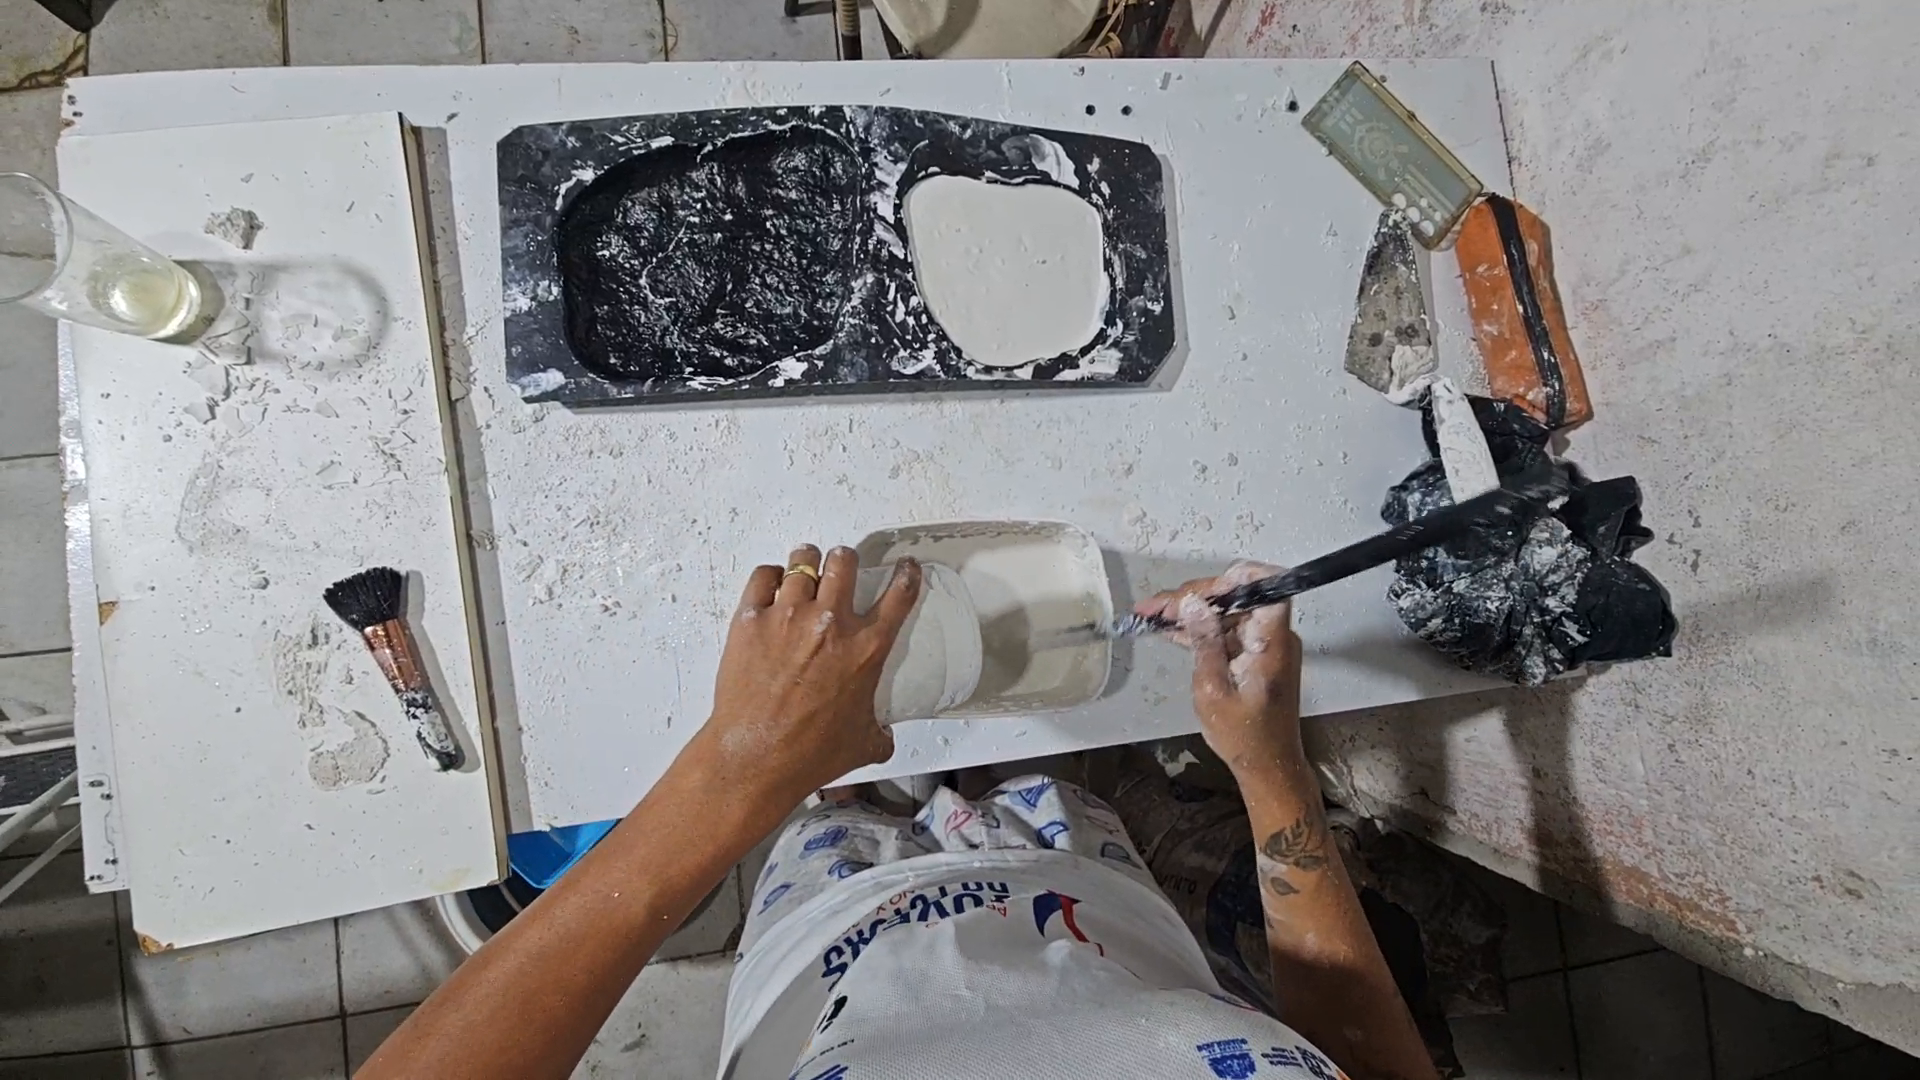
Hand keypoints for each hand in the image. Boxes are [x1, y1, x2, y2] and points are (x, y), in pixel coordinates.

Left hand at [698, 544, 920, 801]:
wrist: (756, 759)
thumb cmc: (807, 753)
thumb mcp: (863, 744)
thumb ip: (880, 732)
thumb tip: (883, 737)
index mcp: (866, 649)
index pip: (899, 595)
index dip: (906, 574)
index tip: (905, 567)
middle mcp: (831, 624)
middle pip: (845, 561)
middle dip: (845, 560)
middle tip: (841, 568)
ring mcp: (789, 617)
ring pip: (803, 561)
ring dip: (807, 562)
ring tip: (805, 568)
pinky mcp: (752, 619)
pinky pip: (764, 576)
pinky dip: (771, 577)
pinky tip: (773, 585)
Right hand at [1135, 561, 1303, 773]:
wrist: (1265, 764)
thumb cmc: (1242, 734)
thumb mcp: (1213, 688)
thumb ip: (1204, 641)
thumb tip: (1192, 602)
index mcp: (1270, 641)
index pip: (1268, 586)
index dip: (1234, 577)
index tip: (1196, 590)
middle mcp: (1272, 635)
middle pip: (1236, 596)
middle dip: (1194, 596)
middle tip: (1155, 606)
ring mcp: (1262, 643)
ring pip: (1225, 611)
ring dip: (1189, 611)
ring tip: (1150, 612)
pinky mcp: (1252, 653)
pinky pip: (1224, 630)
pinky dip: (1198, 628)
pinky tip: (1167, 627)